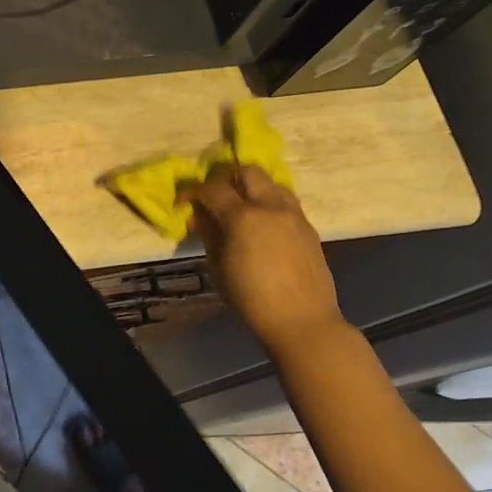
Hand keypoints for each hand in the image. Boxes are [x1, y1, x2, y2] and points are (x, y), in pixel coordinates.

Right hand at [181, 164, 344, 349]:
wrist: (302, 320)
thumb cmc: (251, 299)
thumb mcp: (218, 267)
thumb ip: (209, 234)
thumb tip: (200, 215)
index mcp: (243, 217)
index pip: (213, 188)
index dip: (193, 191)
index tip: (183, 201)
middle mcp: (271, 207)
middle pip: (248, 171)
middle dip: (226, 177)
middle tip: (215, 195)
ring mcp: (294, 215)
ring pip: (271, 182)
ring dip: (252, 187)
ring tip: (240, 207)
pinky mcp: (309, 227)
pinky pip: (285, 201)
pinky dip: (269, 203)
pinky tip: (261, 224)